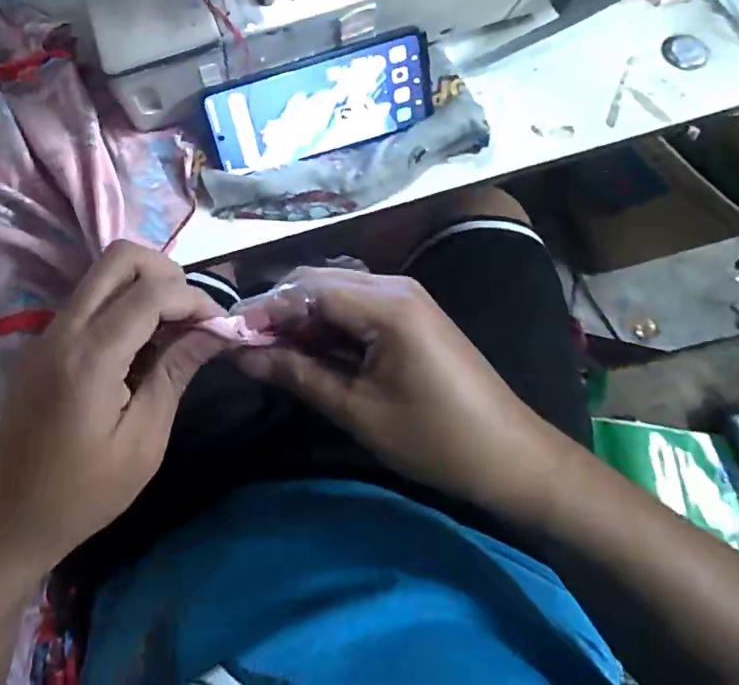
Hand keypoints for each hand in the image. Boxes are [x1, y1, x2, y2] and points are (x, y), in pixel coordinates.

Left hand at [0, 241, 231, 571]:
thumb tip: (213, 331)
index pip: (151, 292)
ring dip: (145, 284)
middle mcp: (64, 330)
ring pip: (103, 273)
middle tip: (192, 312)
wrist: (7, 519)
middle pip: (120, 257)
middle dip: (166, 272)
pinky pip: (91, 298)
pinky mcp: (44, 342)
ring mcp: (48, 332)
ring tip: (173, 326)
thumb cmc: (83, 493)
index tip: (220, 324)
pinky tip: (142, 343)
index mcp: (90, 357)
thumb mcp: (144, 441)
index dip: (194, 298)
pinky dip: (124, 301)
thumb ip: (176, 373)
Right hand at [236, 268, 567, 520]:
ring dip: (300, 317)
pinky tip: (307, 350)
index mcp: (386, 303)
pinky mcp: (409, 314)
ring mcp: (404, 296)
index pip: (306, 288)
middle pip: (318, 281)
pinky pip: (355, 307)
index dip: (263, 308)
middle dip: (278, 309)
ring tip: (267, 350)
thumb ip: (296, 374)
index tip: (227, 333)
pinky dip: (327, 325)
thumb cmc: (435, 438)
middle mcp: (393, 285)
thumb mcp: (358, 410)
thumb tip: (241, 354)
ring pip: (334, 292)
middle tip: (243, 343)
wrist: (512, 456)